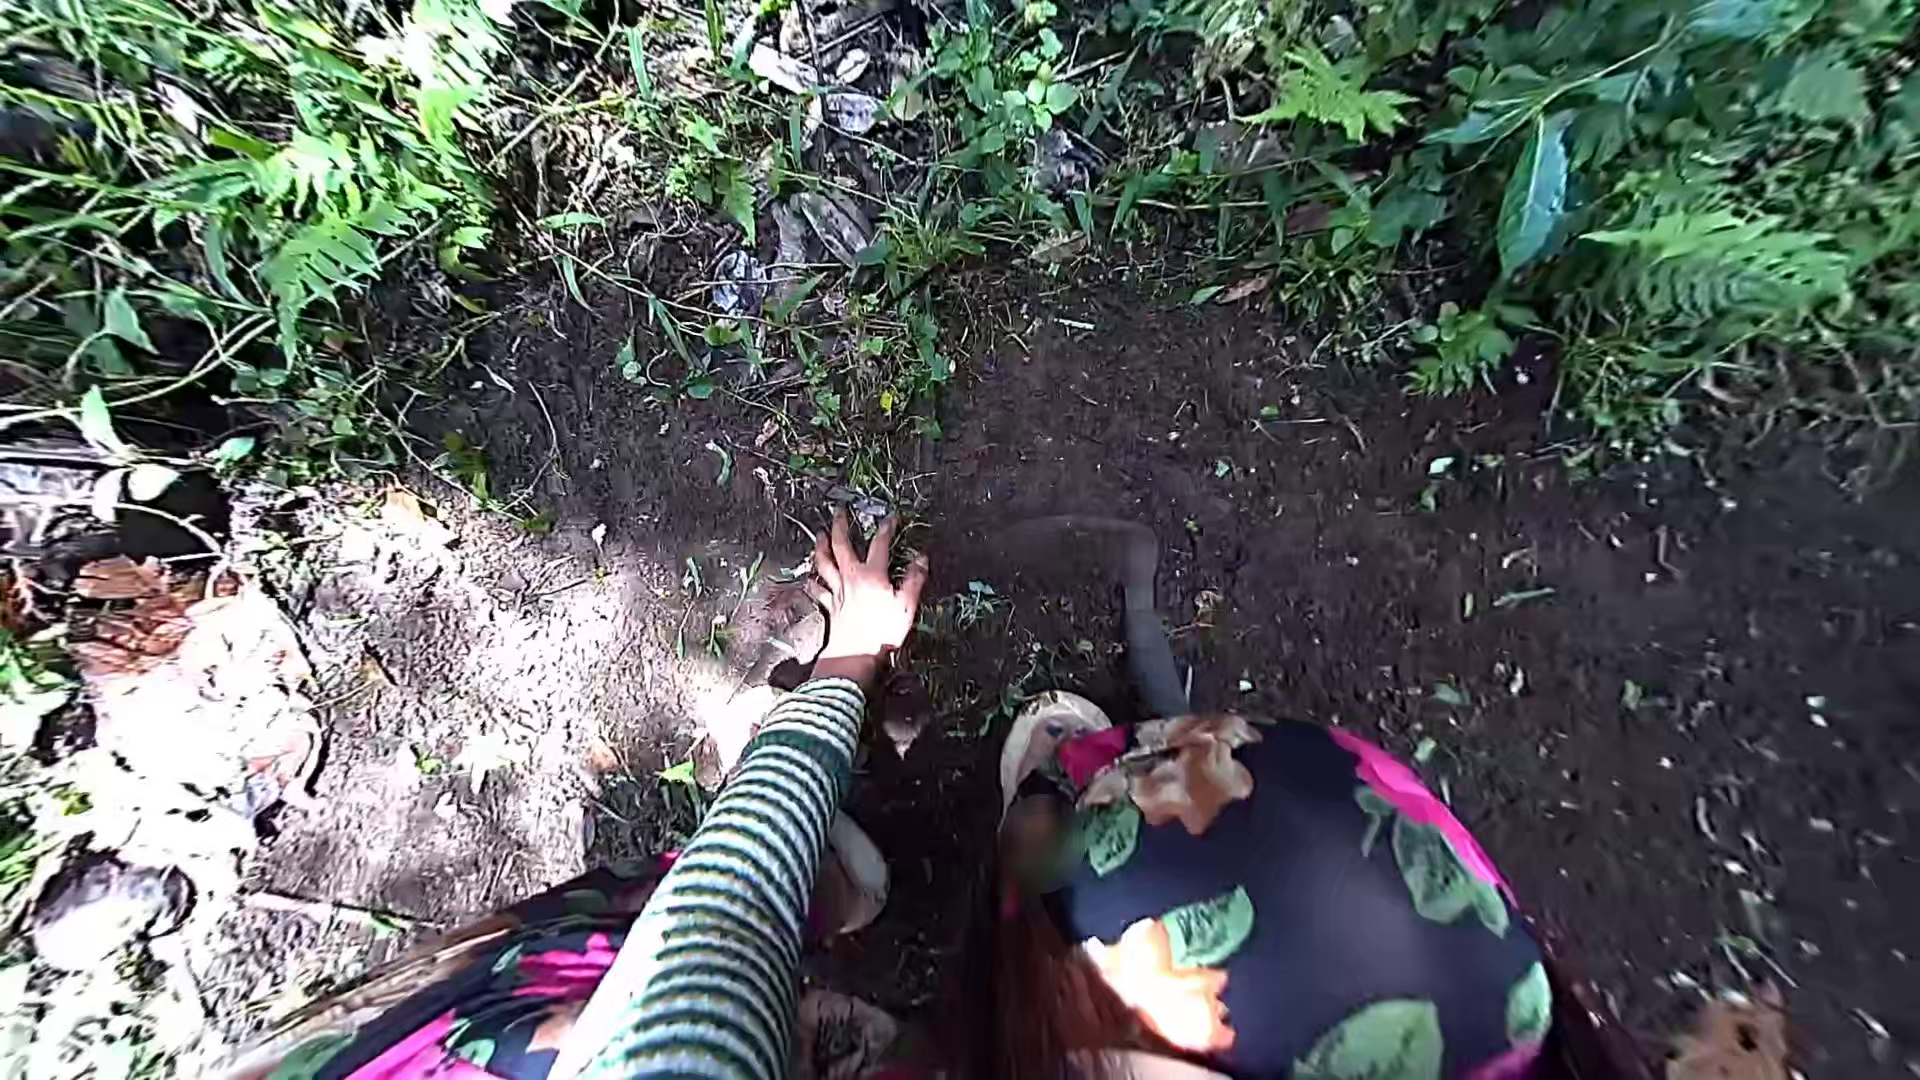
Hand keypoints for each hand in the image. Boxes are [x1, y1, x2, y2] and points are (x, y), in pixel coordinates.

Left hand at [808, 509, 928, 688]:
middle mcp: (851, 577)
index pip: (880, 544)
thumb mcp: (907, 604)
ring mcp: (837, 590)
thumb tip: (921, 559)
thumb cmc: (882, 632)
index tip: (890, 518)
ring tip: (819, 535)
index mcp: (872, 574)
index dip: (886, 528)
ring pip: (824, 562)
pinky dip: (812, 581)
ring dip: (821, 547)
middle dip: (840, 526)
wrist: (855, 655)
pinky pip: (817, 589)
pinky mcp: (830, 605)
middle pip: (841, 545)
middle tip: (839, 513)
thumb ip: (914, 579)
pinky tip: (810, 578)